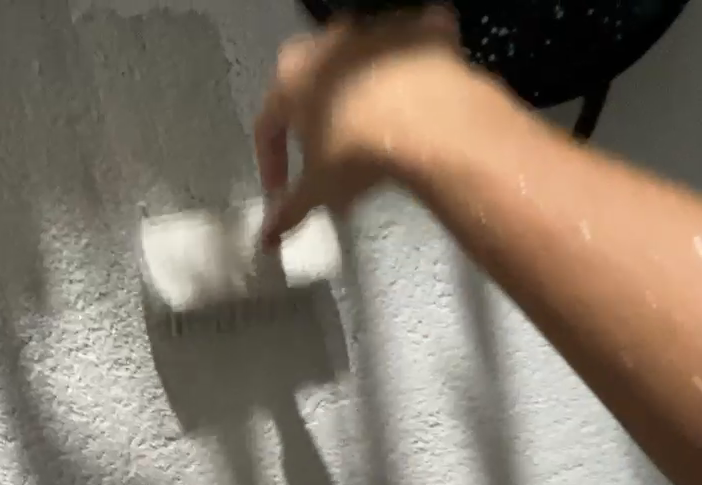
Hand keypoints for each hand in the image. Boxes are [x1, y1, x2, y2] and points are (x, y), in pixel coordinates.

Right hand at [256, 7, 510, 244]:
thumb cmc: (355, 154)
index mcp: (289, 79)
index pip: (267, 125)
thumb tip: (267, 237)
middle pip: (311, 86)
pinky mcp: (424, 28)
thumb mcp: (316, 191)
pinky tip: (414, 106)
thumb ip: (288, 212)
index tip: (281, 191)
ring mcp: (377, 30)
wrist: (433, 123)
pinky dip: (409, 75)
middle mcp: (327, 44)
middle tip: (324, 156)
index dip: (271, 163)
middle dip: (314, 121)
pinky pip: (409, 52)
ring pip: (359, 67)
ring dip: (359, 98)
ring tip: (372, 140)